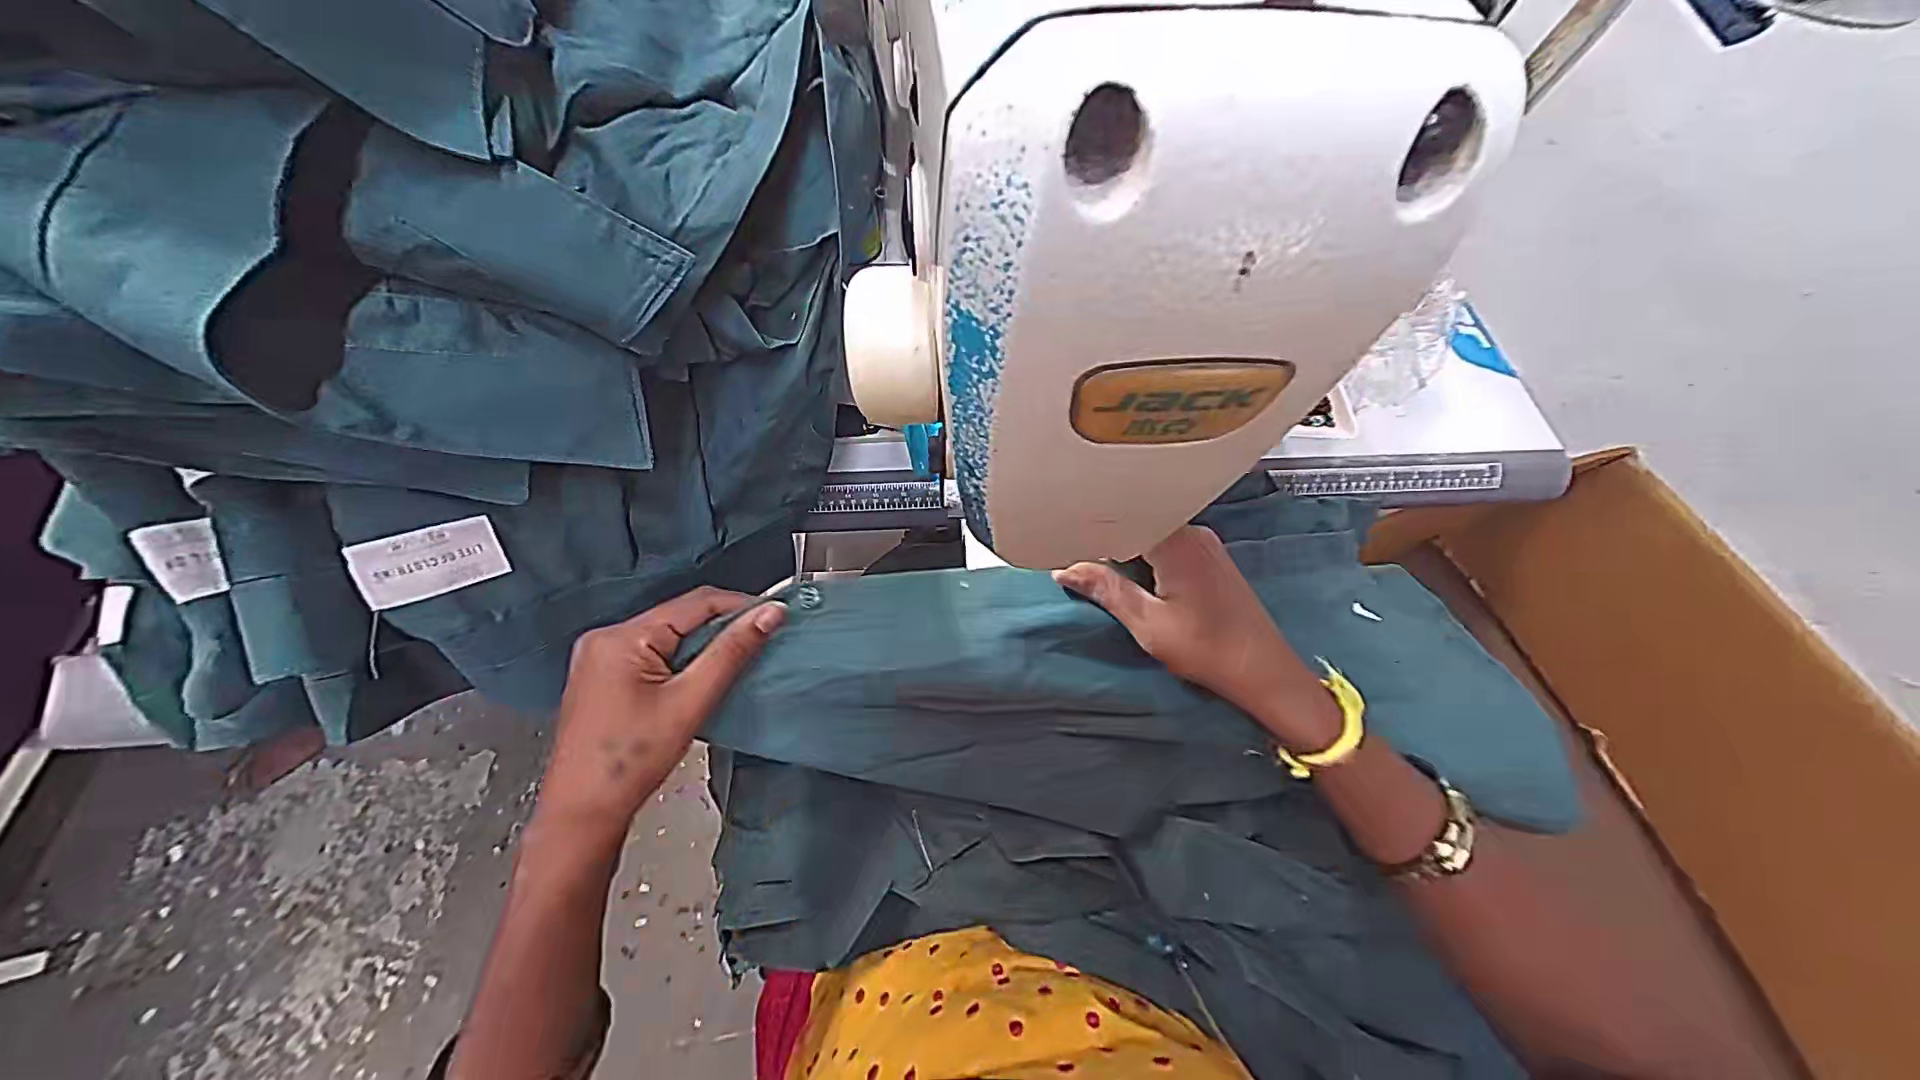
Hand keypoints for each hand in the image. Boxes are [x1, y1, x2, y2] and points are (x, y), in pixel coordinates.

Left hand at [536, 587, 785, 836]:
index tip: (775, 617)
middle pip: (682, 615)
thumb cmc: (629, 763)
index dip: (741, 606)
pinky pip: (655, 651)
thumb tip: (768, 614)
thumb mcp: (691, 701)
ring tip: (737, 661)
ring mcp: (601, 656)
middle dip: (724, 626)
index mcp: (622, 638)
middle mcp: (606, 638)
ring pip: (671, 633)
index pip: (696, 602)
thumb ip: (732, 651)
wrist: (582, 812)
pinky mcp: (605, 675)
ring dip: (706, 644)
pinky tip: (702, 677)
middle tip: (762, 641)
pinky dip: (684, 659)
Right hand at [1054, 526, 1340, 749]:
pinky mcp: (1210, 560)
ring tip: (1093, 560)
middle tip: (1071, 546)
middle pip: (1138, 522)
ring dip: (1125, 549)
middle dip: (1106, 536)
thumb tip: (1065, 570)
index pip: (1125, 516)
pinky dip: (1145, 556)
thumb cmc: (1208, 649)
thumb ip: (1106, 589)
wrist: (1264, 671)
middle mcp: (1194, 533)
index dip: (1093, 524)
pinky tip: (1129, 573)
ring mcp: (1205, 545)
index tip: (1064, 531)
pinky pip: (1167, 545)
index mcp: (1177, 541)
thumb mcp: (1148, 624)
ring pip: (1152, 534)